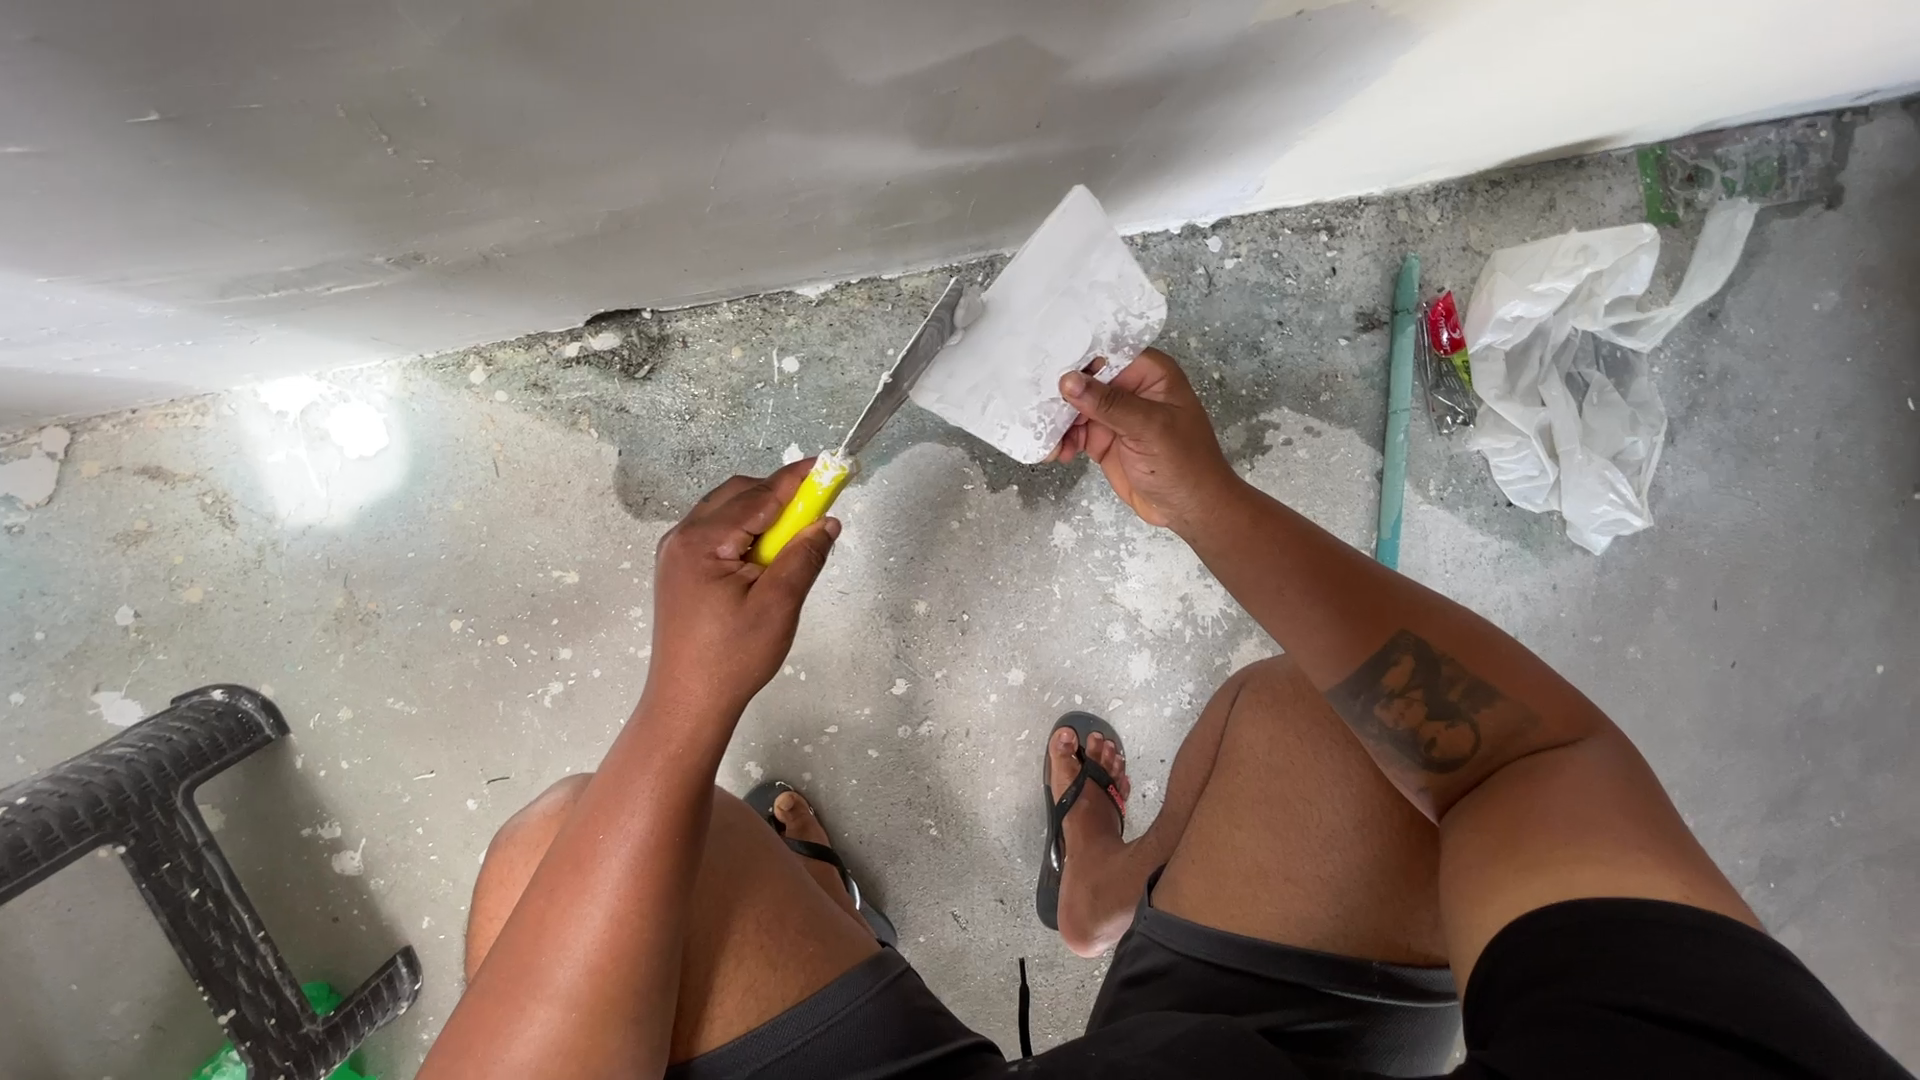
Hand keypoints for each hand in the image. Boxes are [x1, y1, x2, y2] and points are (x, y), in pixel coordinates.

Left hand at [644, 459, 839, 714]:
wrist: (688, 702)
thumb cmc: (734, 657)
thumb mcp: (779, 604)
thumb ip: (804, 556)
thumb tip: (827, 522)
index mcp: (702, 541)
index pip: (759, 496)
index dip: (798, 479)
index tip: (830, 466)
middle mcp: (681, 537)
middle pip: (739, 494)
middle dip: (780, 495)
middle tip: (816, 510)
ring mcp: (676, 553)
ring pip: (727, 511)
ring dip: (764, 514)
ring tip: (794, 539)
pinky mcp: (680, 570)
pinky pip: (717, 532)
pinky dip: (747, 532)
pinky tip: (767, 557)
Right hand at [1055, 348, 1240, 530]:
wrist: (1188, 509)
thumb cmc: (1184, 463)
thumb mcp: (1149, 428)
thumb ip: (1109, 404)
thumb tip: (1069, 381)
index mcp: (1149, 374)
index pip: (1107, 354)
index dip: (1078, 359)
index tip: (1049, 368)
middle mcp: (1129, 389)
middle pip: (1085, 381)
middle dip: (1061, 395)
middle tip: (1038, 408)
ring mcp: (1114, 416)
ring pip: (1074, 408)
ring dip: (1057, 423)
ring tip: (1050, 440)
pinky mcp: (1102, 439)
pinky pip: (1074, 433)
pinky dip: (1062, 441)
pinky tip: (1057, 453)